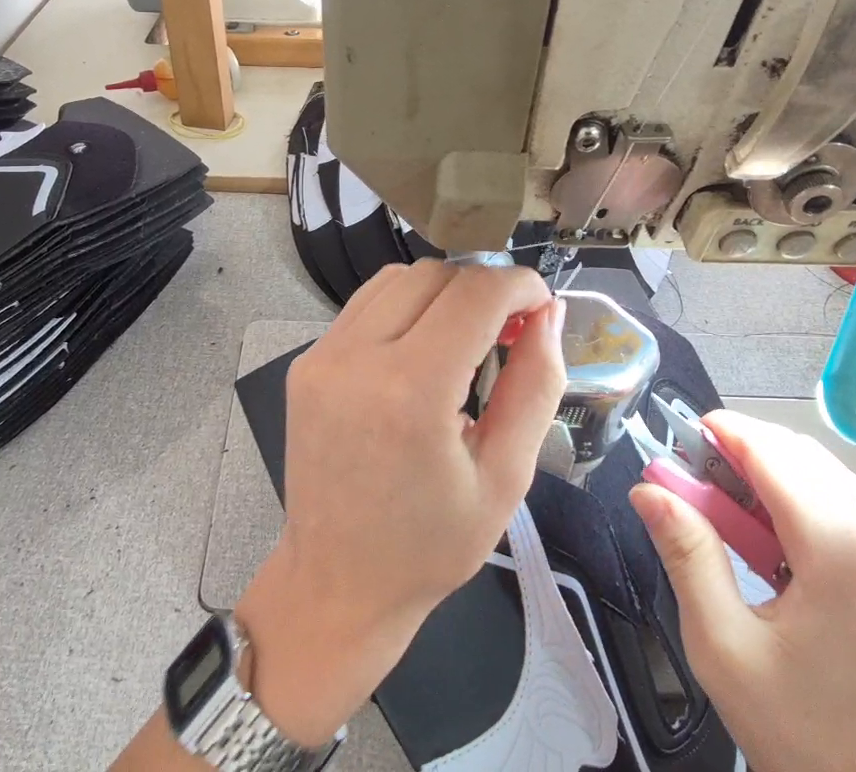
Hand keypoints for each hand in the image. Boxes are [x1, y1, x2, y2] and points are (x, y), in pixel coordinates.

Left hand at [236, 259, 566, 745]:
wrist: (338, 581)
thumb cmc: (430, 545)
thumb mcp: (507, 475)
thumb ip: (535, 385)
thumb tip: (549, 314)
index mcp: (410, 392)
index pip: (474, 293)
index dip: (520, 286)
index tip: (542, 307)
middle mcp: (355, 359)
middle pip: (435, 275)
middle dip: (483, 289)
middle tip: (511, 331)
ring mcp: (321, 357)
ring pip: (396, 279)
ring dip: (443, 293)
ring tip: (469, 339)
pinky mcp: (306, 363)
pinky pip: (365, 306)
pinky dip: (405, 308)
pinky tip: (424, 350)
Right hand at [630, 409, 855, 771]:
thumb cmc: (793, 728)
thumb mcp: (721, 642)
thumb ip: (687, 554)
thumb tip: (650, 491)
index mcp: (846, 558)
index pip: (780, 458)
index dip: (730, 432)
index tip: (689, 429)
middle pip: (810, 463)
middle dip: (749, 455)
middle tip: (697, 475)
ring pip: (836, 486)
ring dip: (780, 482)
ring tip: (731, 513)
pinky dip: (813, 511)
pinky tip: (779, 544)